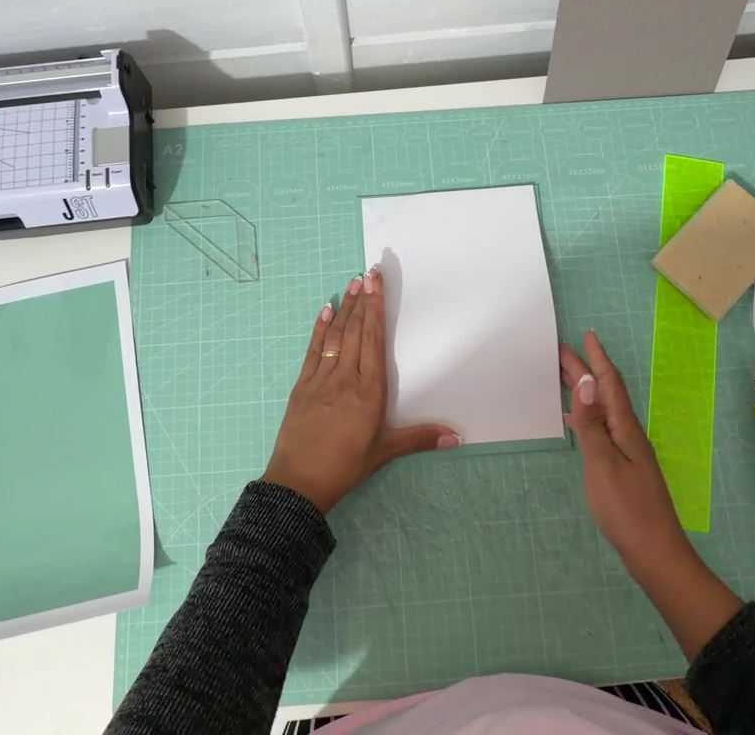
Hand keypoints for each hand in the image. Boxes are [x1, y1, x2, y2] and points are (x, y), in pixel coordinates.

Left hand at [261, 267, 459, 513]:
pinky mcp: (302, 385)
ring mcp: (321, 379)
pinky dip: (319, 329)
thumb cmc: (344, 468)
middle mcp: (346, 378)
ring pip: (336, 336)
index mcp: (368, 391)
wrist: (298, 483)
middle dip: (364, 300)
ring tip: (351, 283)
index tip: (377, 285)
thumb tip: (456, 437)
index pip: (374, 341)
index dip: (376, 310)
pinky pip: (313, 350)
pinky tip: (325, 310)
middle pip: (356, 331)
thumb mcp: (384, 453)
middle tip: (369, 272)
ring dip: (344, 308)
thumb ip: (419, 439)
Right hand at [562, 331, 740, 656]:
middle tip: (561, 351)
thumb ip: (591, 424)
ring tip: (564, 377)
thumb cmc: (626, 509)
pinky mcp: (622, 468)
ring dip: (584, 390)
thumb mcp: (602, 463)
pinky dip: (585, 416)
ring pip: (602, 410)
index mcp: (625, 428)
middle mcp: (628, 434)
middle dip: (585, 369)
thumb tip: (584, 381)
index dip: (597, 359)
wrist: (655, 553)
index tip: (587, 334)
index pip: (609, 384)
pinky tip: (574, 421)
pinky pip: (601, 428)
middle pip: (605, 393)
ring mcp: (627, 451)